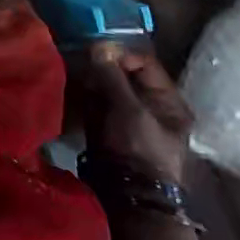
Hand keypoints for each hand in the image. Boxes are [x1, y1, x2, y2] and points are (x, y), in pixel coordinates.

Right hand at [80, 41, 192, 185]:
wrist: (126, 194)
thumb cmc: (136, 148)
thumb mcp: (127, 109)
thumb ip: (112, 77)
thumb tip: (98, 45)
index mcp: (169, 101)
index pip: (145, 64)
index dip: (121, 56)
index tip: (95, 55)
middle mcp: (151, 107)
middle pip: (124, 76)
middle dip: (102, 69)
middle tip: (79, 64)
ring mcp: (129, 120)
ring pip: (107, 91)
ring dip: (90, 83)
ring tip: (72, 79)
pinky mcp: (109, 131)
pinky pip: (96, 107)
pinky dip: (85, 99)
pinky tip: (71, 95)